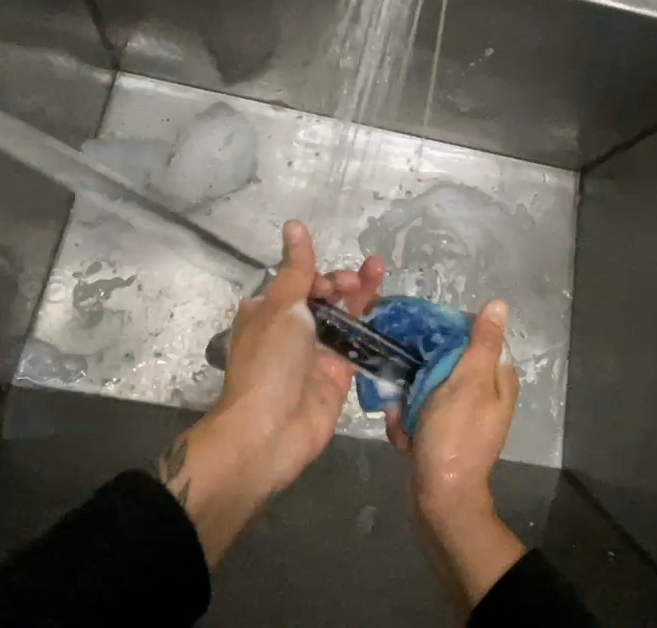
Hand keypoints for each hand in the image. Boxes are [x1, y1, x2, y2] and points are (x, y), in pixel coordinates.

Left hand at [155, 220, 384, 564]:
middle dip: (343, 282)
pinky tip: (388, 311)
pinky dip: (372, 328)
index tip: (331, 283)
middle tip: (358, 281)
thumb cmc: (268, 364)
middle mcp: (292, 331)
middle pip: (325, 297)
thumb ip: (298, 268)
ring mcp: (316, 354)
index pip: (300, 281)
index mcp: (269, 312)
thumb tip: (294, 225)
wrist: (270, 432)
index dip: (319, 275)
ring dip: (361, 295)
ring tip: (380, 270)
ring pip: (344, 317)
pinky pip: (358, 346)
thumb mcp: (281, 307)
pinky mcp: (338, 376)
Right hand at [387, 300, 525, 608]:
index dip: (446, 333)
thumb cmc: (454, 435)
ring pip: (427, 388)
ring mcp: (462, 417)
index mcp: (497, 378)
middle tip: (407, 385)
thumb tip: (499, 304)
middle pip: (447, 362)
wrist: (439, 499)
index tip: (421, 339)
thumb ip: (482, 343)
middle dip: (421, 373)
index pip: (473, 337)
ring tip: (402, 416)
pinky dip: (407, 422)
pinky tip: (402, 434)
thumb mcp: (468, 381)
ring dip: (408, 400)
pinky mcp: (442, 435)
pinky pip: (419, 414)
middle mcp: (484, 395)